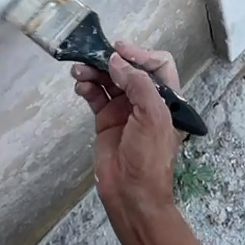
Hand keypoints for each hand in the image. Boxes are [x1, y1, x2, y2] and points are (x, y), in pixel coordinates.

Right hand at [70, 42, 183, 221]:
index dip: (140, 53)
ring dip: (94, 71)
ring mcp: (124, 109)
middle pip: (128, 69)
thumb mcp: (152, 116)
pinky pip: (95, 95)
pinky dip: (87, 86)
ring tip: (79, 70)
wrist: (131, 194)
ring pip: (108, 80)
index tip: (119, 50)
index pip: (157, 64)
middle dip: (111, 60)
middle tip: (92, 55)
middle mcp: (145, 100)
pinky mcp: (105, 119)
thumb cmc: (149, 156)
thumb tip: (116, 61)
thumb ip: (137, 84)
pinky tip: (80, 86)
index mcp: (166, 97)